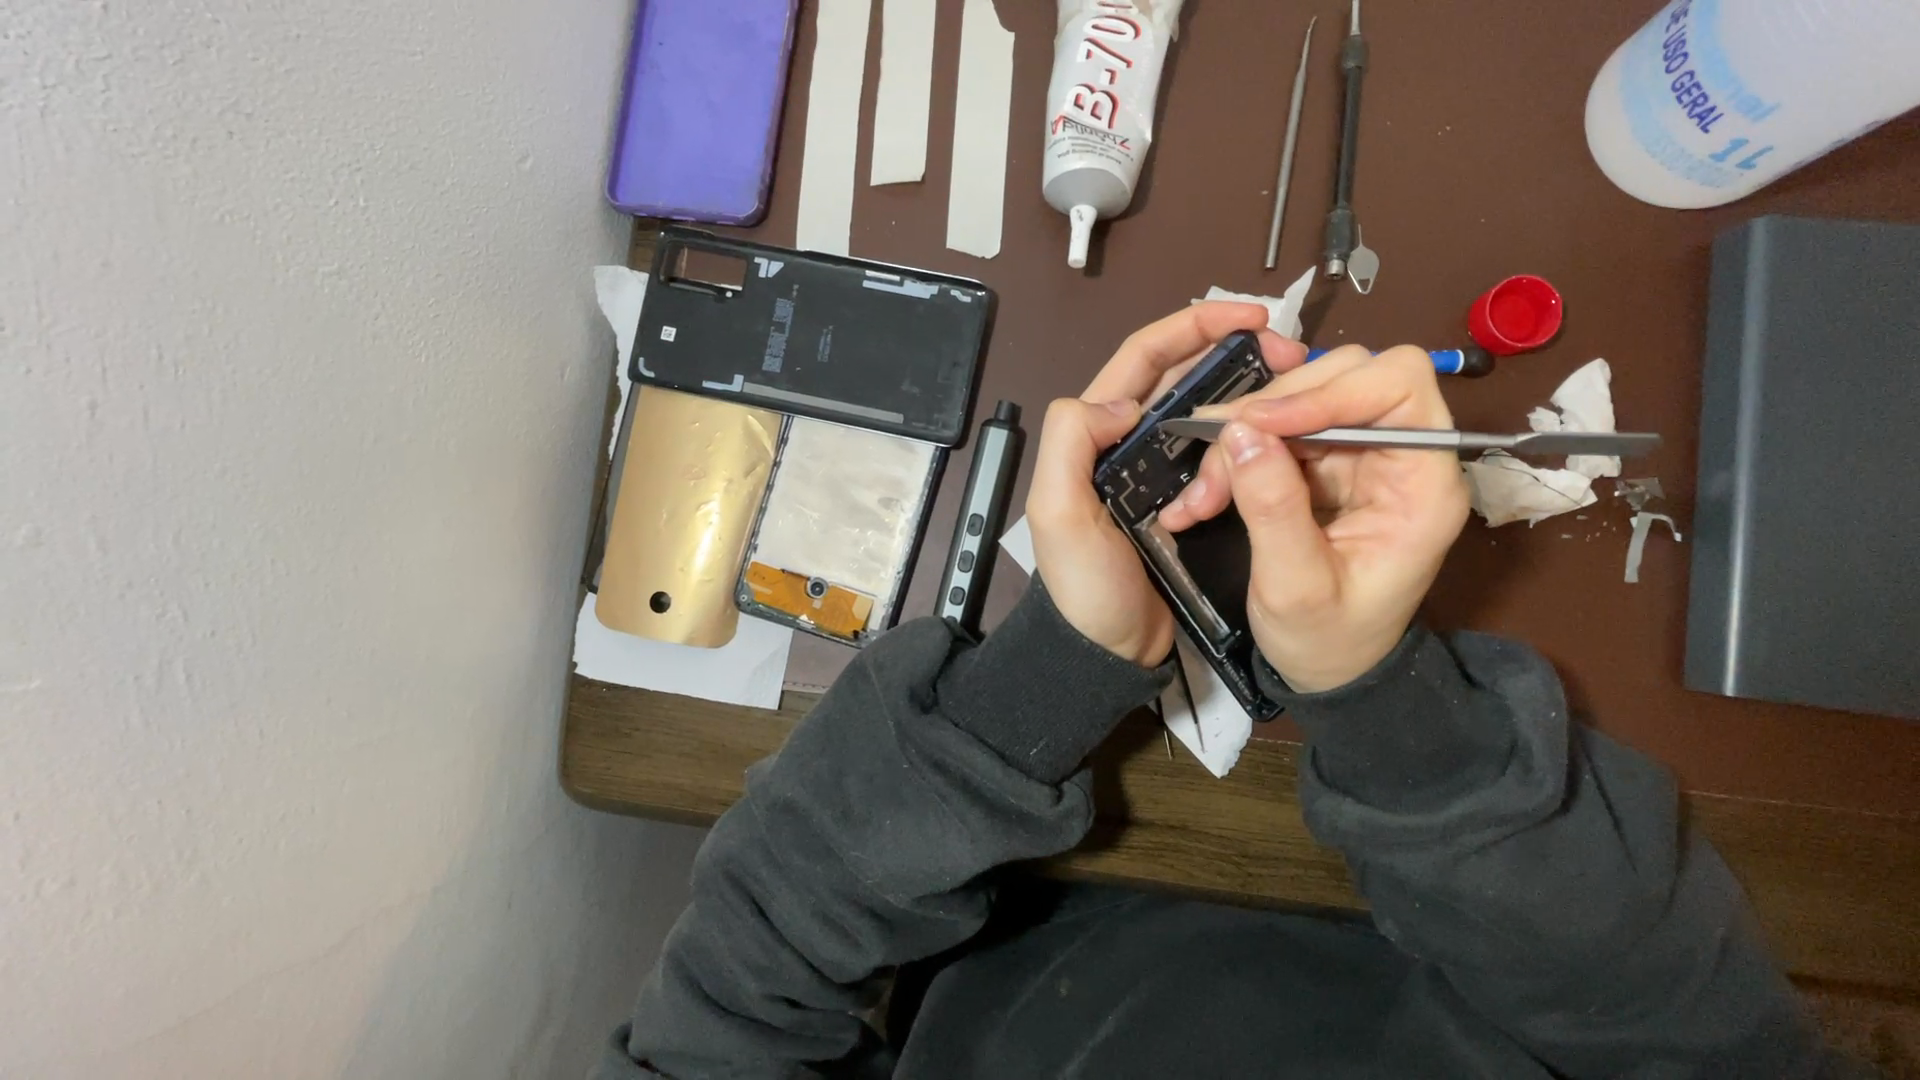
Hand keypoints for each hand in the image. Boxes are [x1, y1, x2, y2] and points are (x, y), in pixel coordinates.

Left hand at [1027, 304, 1305, 666]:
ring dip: (1244, 391)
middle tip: (1290, 350)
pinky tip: (1279, 433)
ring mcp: (1159, 471)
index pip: (1142, 358)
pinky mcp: (1185, 501)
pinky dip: (1245, 436)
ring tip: (1295, 385)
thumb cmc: (1082, 584)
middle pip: (1180, 377)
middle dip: (1230, 352)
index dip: (1191, 327)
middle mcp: (1127, 442)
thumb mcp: (1057, 510)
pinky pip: (1217, 456)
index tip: (1248, 315)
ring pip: (1204, 412)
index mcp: (1095, 433)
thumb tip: (1125, 402)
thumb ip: (1071, 441)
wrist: (1107, 648)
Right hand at [1156, 347, 1469, 691]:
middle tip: (1214, 455)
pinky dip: (1228, 460)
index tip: (1257, 425)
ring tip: (1199, 498)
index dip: (1328, 390)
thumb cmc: (1328, 640)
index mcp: (1421, 482)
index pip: (1397, 385)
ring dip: (1235, 441)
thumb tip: (1239, 433)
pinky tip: (1198, 500)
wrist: (1326, 669)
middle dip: (1268, 413)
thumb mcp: (1295, 586)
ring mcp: (1353, 457)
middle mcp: (1395, 454)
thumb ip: (1272, 508)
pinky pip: (1268, 435)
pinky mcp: (1316, 467)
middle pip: (1340, 378)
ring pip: (1293, 404)